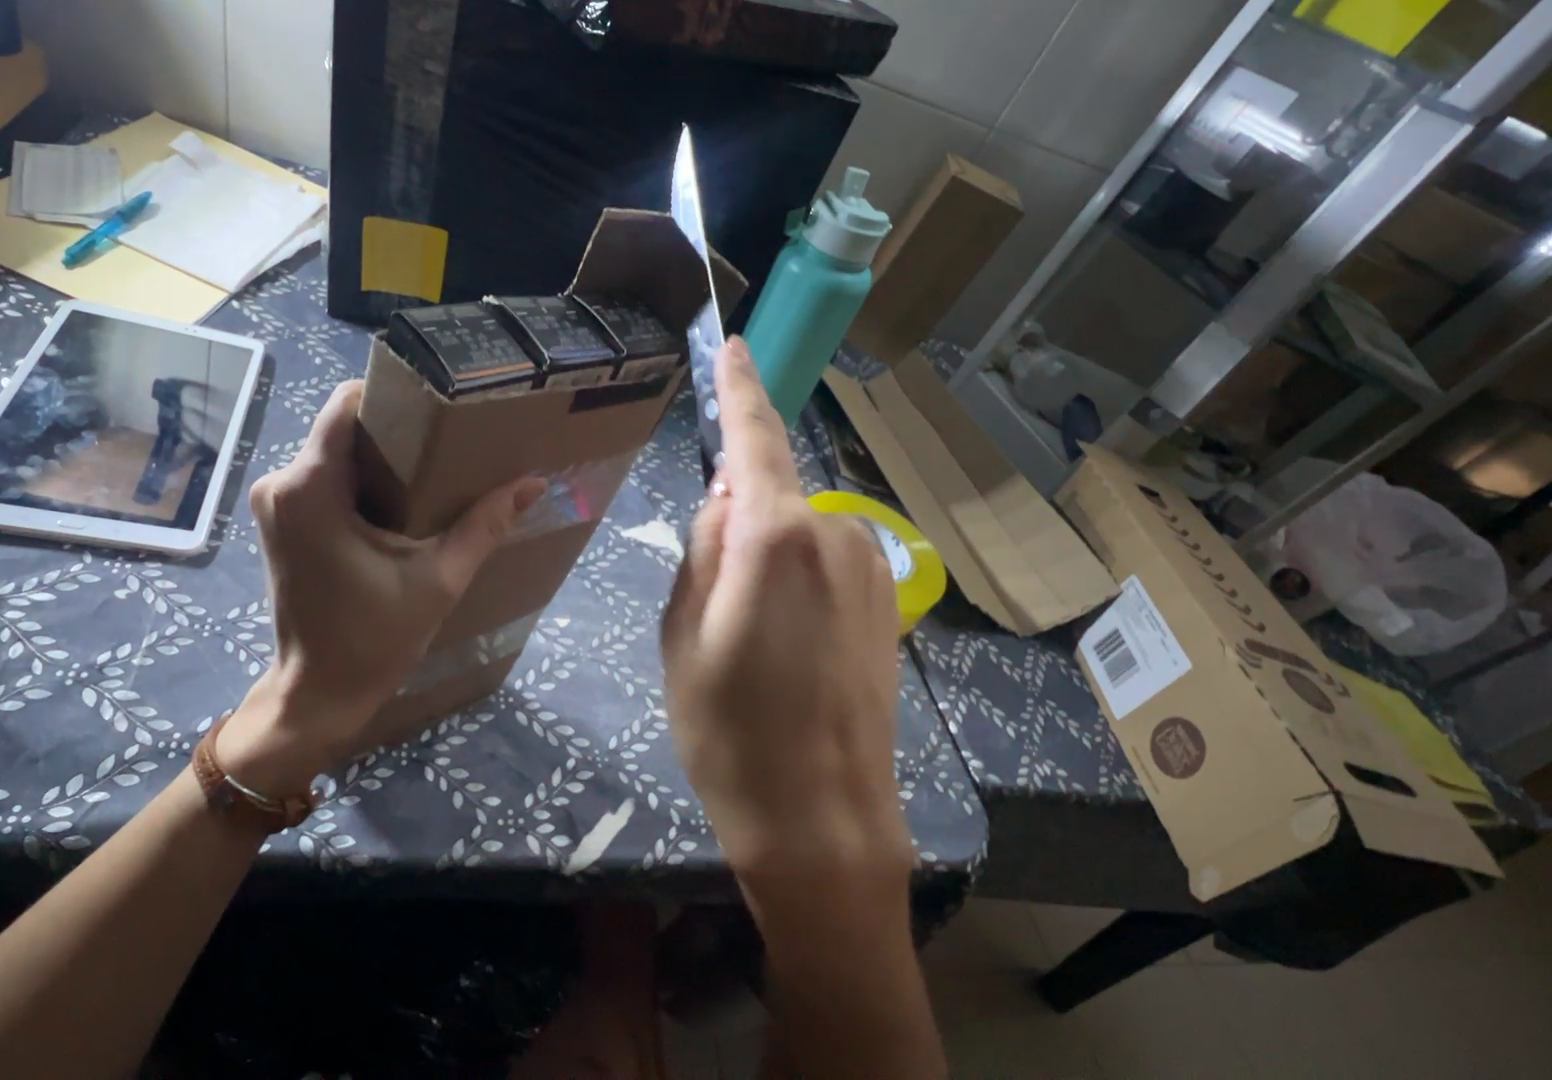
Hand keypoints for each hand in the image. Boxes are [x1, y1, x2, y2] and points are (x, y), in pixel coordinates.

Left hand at [219, 380, 543, 793]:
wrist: (319, 691)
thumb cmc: (373, 639)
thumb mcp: (439, 579)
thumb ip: (484, 525)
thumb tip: (532, 483)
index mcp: (309, 489)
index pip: (346, 405)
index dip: (393, 395)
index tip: (440, 405)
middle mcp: (281, 484)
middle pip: (343, 427)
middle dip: (395, 428)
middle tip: (450, 439)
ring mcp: (276, 502)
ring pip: (335, 452)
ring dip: (380, 456)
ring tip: (435, 467)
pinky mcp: (282, 520)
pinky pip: (325, 477)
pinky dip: (363, 480)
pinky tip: (404, 498)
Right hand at [661, 338, 911, 898]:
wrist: (823, 819)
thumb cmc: (731, 733)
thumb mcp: (683, 637)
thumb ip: (703, 547)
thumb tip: (726, 495)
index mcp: (776, 536)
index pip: (755, 437)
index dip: (738, 389)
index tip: (732, 344)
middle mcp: (835, 536)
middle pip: (769, 496)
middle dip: (733, 521)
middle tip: (707, 602)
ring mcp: (870, 569)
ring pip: (796, 534)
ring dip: (764, 561)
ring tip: (746, 644)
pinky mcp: (886, 603)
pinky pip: (825, 565)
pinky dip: (794, 584)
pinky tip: (784, 654)